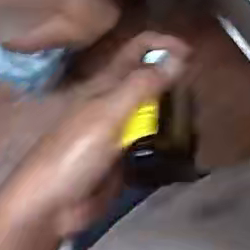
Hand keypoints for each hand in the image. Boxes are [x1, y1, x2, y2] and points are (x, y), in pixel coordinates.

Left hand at [0, 32, 187, 235]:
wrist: (51, 205)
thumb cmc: (75, 151)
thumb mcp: (110, 113)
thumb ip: (143, 85)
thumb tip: (179, 56)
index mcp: (108, 82)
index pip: (140, 48)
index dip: (164, 44)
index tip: (192, 56)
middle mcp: (116, 99)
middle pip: (151, 77)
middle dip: (175, 78)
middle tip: (198, 94)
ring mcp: (120, 128)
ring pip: (154, 108)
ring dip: (174, 109)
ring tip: (196, 119)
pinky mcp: (124, 155)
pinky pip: (152, 140)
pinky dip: (169, 139)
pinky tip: (185, 145)